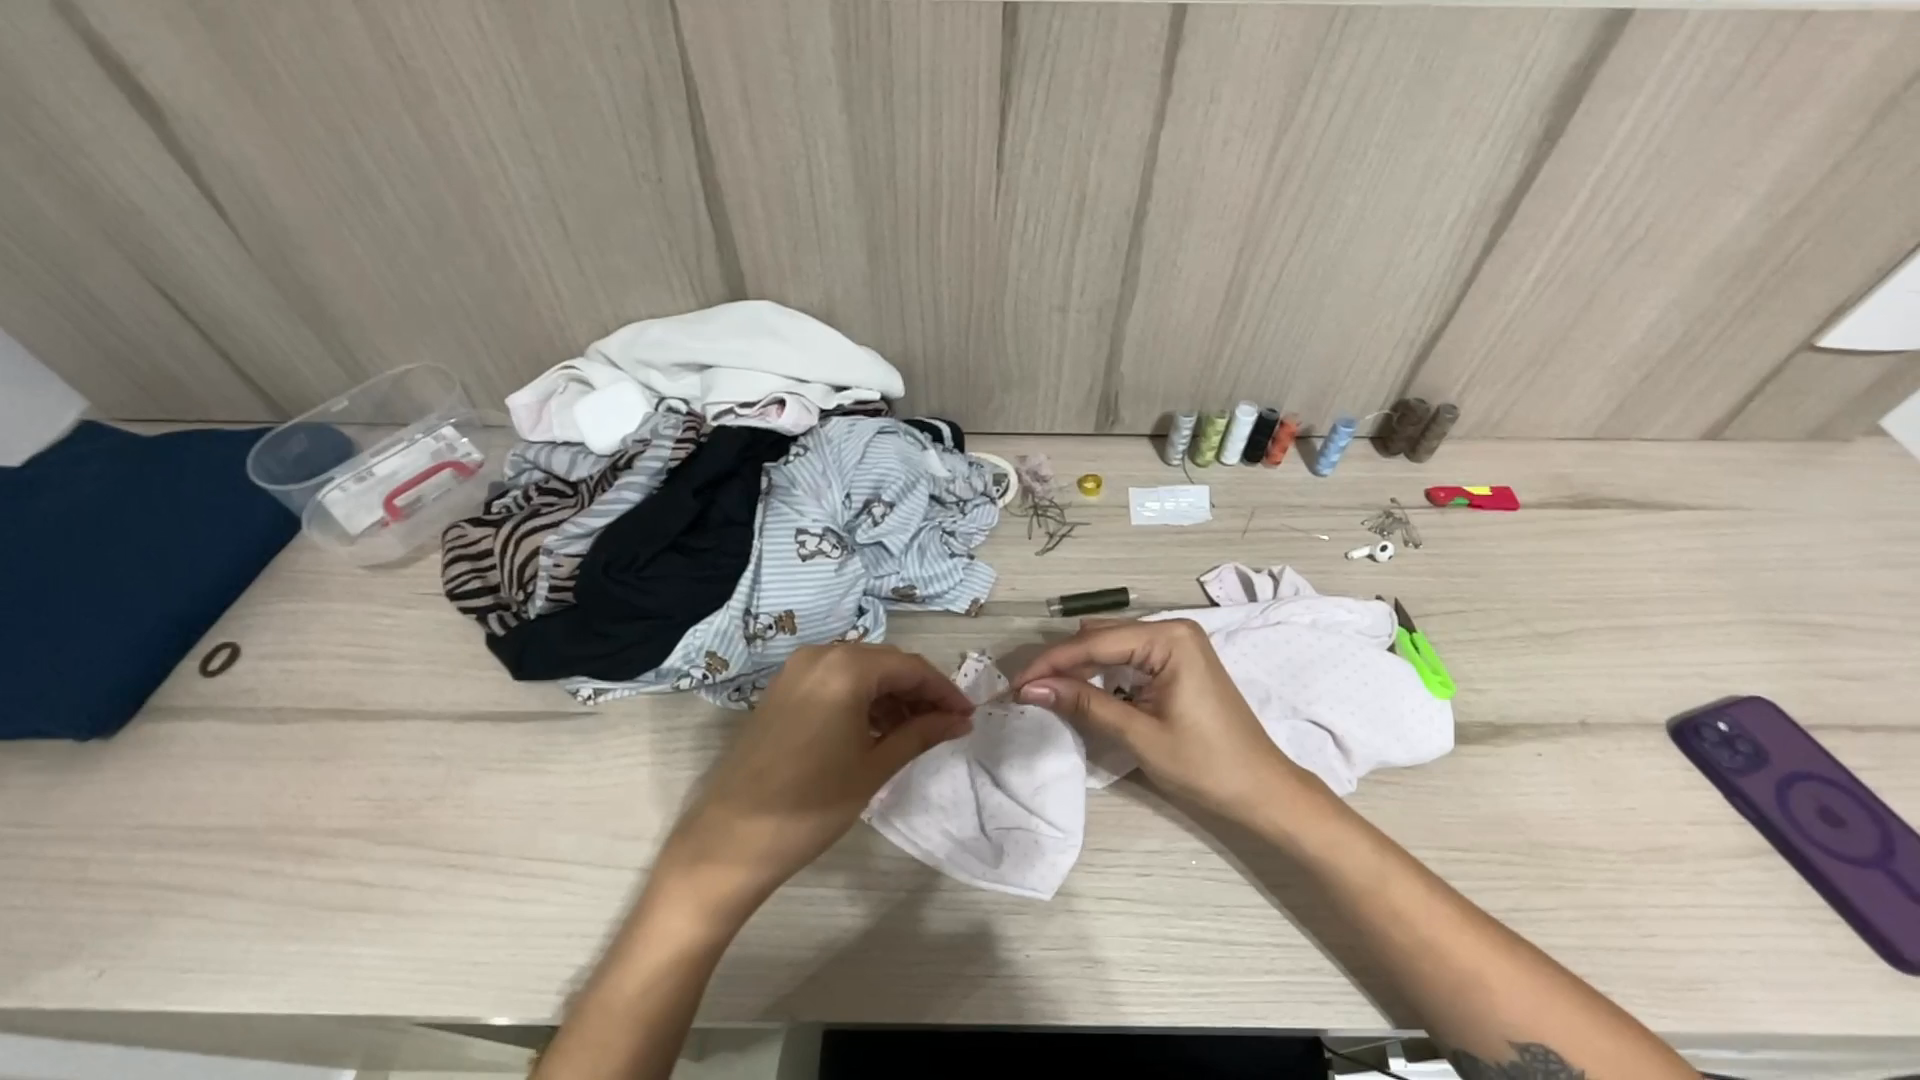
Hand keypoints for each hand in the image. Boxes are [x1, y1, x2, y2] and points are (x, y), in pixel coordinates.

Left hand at [648, 644, 973, 928]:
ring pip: (859, 673)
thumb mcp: (875, 767)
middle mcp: (820, 656)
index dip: (944, 691)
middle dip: (918, 692)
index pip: (911, 667)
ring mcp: (795, 672)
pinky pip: (834, 683)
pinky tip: (876, 732)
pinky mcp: (781, 692)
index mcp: (846, 667)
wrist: (733, 837)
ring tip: (914, 734)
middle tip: (945, 726)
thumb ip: (921, 734)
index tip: (967, 717)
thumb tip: (959, 721)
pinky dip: (861, 701)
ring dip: (890, 697)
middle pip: (885, 664)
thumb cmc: (813, 802)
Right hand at [1012, 618, 1311, 820]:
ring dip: (1078, 669)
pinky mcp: (1177, 664)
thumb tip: (1031, 688)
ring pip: (1111, 647)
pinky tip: (1079, 692)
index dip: (1050, 663)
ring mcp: (1177, 646)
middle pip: (1100, 638)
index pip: (1094, 643)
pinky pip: (1128, 660)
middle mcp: (1173, 630)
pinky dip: (1101, 675)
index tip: (1014, 685)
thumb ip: (1085, 704)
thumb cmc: (1205, 765)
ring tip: (1043, 692)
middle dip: (1061, 663)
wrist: (1262, 791)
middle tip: (1024, 691)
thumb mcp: (1138, 734)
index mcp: (1169, 639)